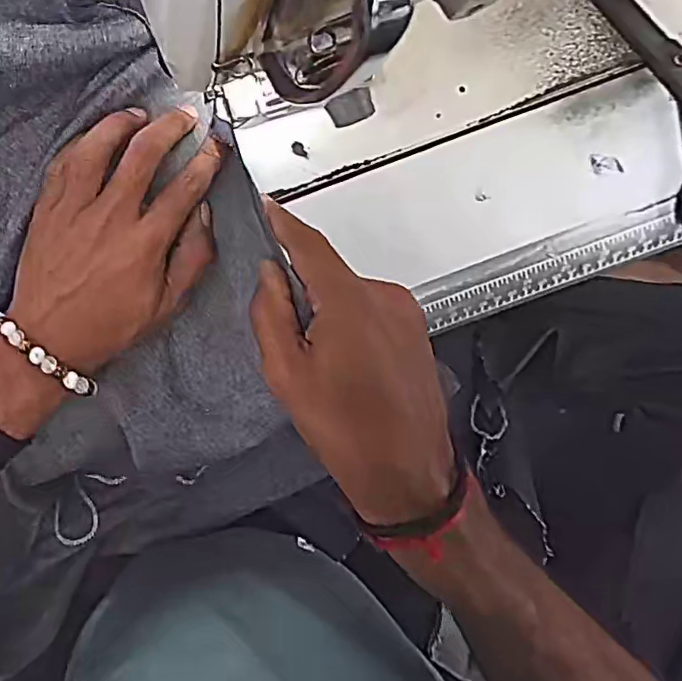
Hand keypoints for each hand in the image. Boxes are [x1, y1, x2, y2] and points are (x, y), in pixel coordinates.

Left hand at [7, 106, 223, 374]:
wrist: (46, 338)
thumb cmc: (104, 325)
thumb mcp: (164, 306)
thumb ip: (192, 259)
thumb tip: (203, 217)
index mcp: (143, 244)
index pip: (183, 188)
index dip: (204, 161)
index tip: (213, 148)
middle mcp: (109, 219)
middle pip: (143, 154)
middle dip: (169, 128)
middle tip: (182, 119)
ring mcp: (74, 210)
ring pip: (98, 148)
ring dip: (121, 124)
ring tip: (138, 115)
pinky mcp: (48, 208)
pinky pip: (65, 162)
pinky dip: (82, 142)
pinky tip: (96, 136)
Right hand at [249, 199, 455, 526]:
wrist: (406, 473)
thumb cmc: (350, 432)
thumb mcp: (285, 373)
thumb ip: (269, 312)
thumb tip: (269, 275)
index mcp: (349, 303)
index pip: (309, 244)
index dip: (283, 223)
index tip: (267, 207)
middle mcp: (383, 298)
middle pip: (326, 271)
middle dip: (300, 288)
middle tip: (287, 334)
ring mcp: (404, 313)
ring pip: (347, 292)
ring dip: (326, 310)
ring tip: (322, 362)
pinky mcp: (414, 328)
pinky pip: (368, 307)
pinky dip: (348, 321)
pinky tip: (344, 364)